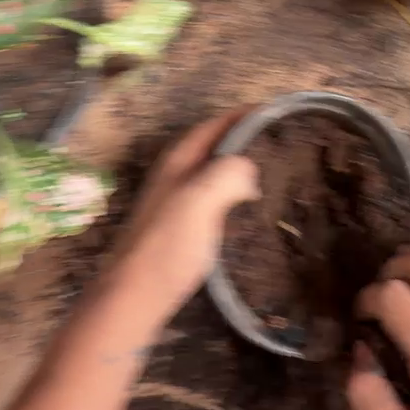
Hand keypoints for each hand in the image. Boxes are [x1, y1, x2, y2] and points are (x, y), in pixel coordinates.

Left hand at [102, 112, 259, 324]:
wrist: (133, 299)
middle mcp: (174, 174)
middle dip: (241, 136)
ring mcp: (174, 201)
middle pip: (211, 145)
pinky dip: (232, 191)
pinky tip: (247, 207)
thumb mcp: (199, 200)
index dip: (241, 115)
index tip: (272, 111)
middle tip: (276, 137)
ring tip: (269, 168)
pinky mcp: (179, 227)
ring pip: (212, 170)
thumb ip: (226, 174)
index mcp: (178, 161)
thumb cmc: (166, 246)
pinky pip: (213, 195)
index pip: (213, 125)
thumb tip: (248, 166)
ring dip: (237, 164)